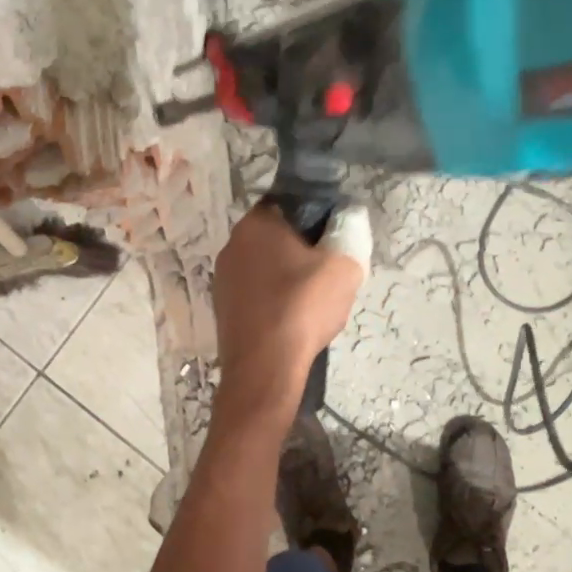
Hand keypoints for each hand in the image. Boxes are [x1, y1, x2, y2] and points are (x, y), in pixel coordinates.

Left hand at [212, 204, 369, 405]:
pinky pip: (256, 293)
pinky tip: (291, 320)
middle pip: (275, 237)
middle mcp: (232, 243)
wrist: (264, 367)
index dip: (316, 217)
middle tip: (327, 272)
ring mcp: (223, 277)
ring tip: (312, 301)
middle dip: (301, 250)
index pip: (289, 204)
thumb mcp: (343, 266)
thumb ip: (349, 234)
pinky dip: (274, 300)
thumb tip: (347, 219)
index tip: (335, 239)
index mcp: (256, 223)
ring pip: (265, 267)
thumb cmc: (302, 307)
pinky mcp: (222, 307)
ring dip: (287, 277)